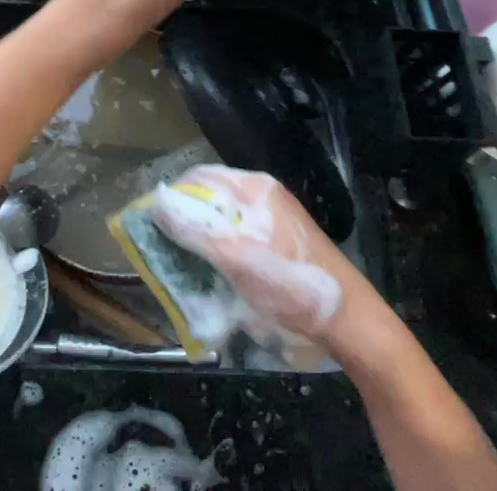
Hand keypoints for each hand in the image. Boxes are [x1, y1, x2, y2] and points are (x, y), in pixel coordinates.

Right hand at [148, 165, 371, 346]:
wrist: (347, 320)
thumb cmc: (291, 284)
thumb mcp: (236, 257)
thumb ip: (195, 228)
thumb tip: (155, 204)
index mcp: (255, 189)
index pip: (199, 176)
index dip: (171, 196)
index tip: (149, 223)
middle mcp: (262, 197)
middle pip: (209, 198)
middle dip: (183, 220)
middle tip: (161, 248)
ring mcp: (271, 221)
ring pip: (221, 221)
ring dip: (198, 240)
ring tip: (180, 265)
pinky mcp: (276, 245)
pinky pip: (235, 239)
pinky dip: (217, 253)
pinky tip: (210, 276)